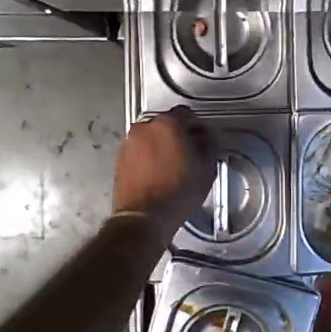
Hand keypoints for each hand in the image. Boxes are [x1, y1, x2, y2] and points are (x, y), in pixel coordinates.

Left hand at [112, 107, 215, 236]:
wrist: (144, 217)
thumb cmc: (175, 194)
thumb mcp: (206, 168)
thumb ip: (210, 145)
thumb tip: (209, 139)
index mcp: (168, 124)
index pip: (187, 114)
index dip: (198, 126)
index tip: (203, 137)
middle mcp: (145, 127)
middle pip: (167, 123)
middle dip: (179, 135)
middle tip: (191, 152)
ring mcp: (130, 142)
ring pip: (152, 137)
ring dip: (163, 145)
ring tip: (174, 166)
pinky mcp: (120, 158)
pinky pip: (140, 150)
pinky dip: (149, 156)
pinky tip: (159, 173)